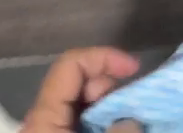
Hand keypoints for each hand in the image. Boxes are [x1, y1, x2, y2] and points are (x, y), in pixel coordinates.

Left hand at [22, 46, 142, 132]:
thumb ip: (116, 131)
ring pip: (84, 109)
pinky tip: (117, 129)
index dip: (104, 57)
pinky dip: (102, 125)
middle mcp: (44, 119)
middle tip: (137, 107)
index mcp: (45, 114)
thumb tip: (133, 120)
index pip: (72, 63)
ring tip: (134, 120)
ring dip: (111, 110)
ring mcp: (50, 132)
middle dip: (112, 88)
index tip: (134, 68)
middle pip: (80, 85)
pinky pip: (81, 126)